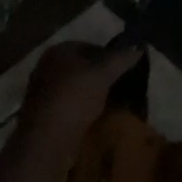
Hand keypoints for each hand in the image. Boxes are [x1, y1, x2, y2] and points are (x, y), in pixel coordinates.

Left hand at [18, 42, 140, 148]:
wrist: (48, 135)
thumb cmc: (75, 97)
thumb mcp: (102, 75)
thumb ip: (120, 59)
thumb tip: (138, 46)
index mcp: (58, 50)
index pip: (88, 46)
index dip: (108, 55)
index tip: (125, 68)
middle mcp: (46, 65)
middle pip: (80, 66)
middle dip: (99, 75)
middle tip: (121, 86)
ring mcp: (42, 89)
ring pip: (74, 86)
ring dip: (90, 92)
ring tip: (111, 102)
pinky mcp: (43, 111)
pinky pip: (68, 103)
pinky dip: (81, 107)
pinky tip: (94, 116)